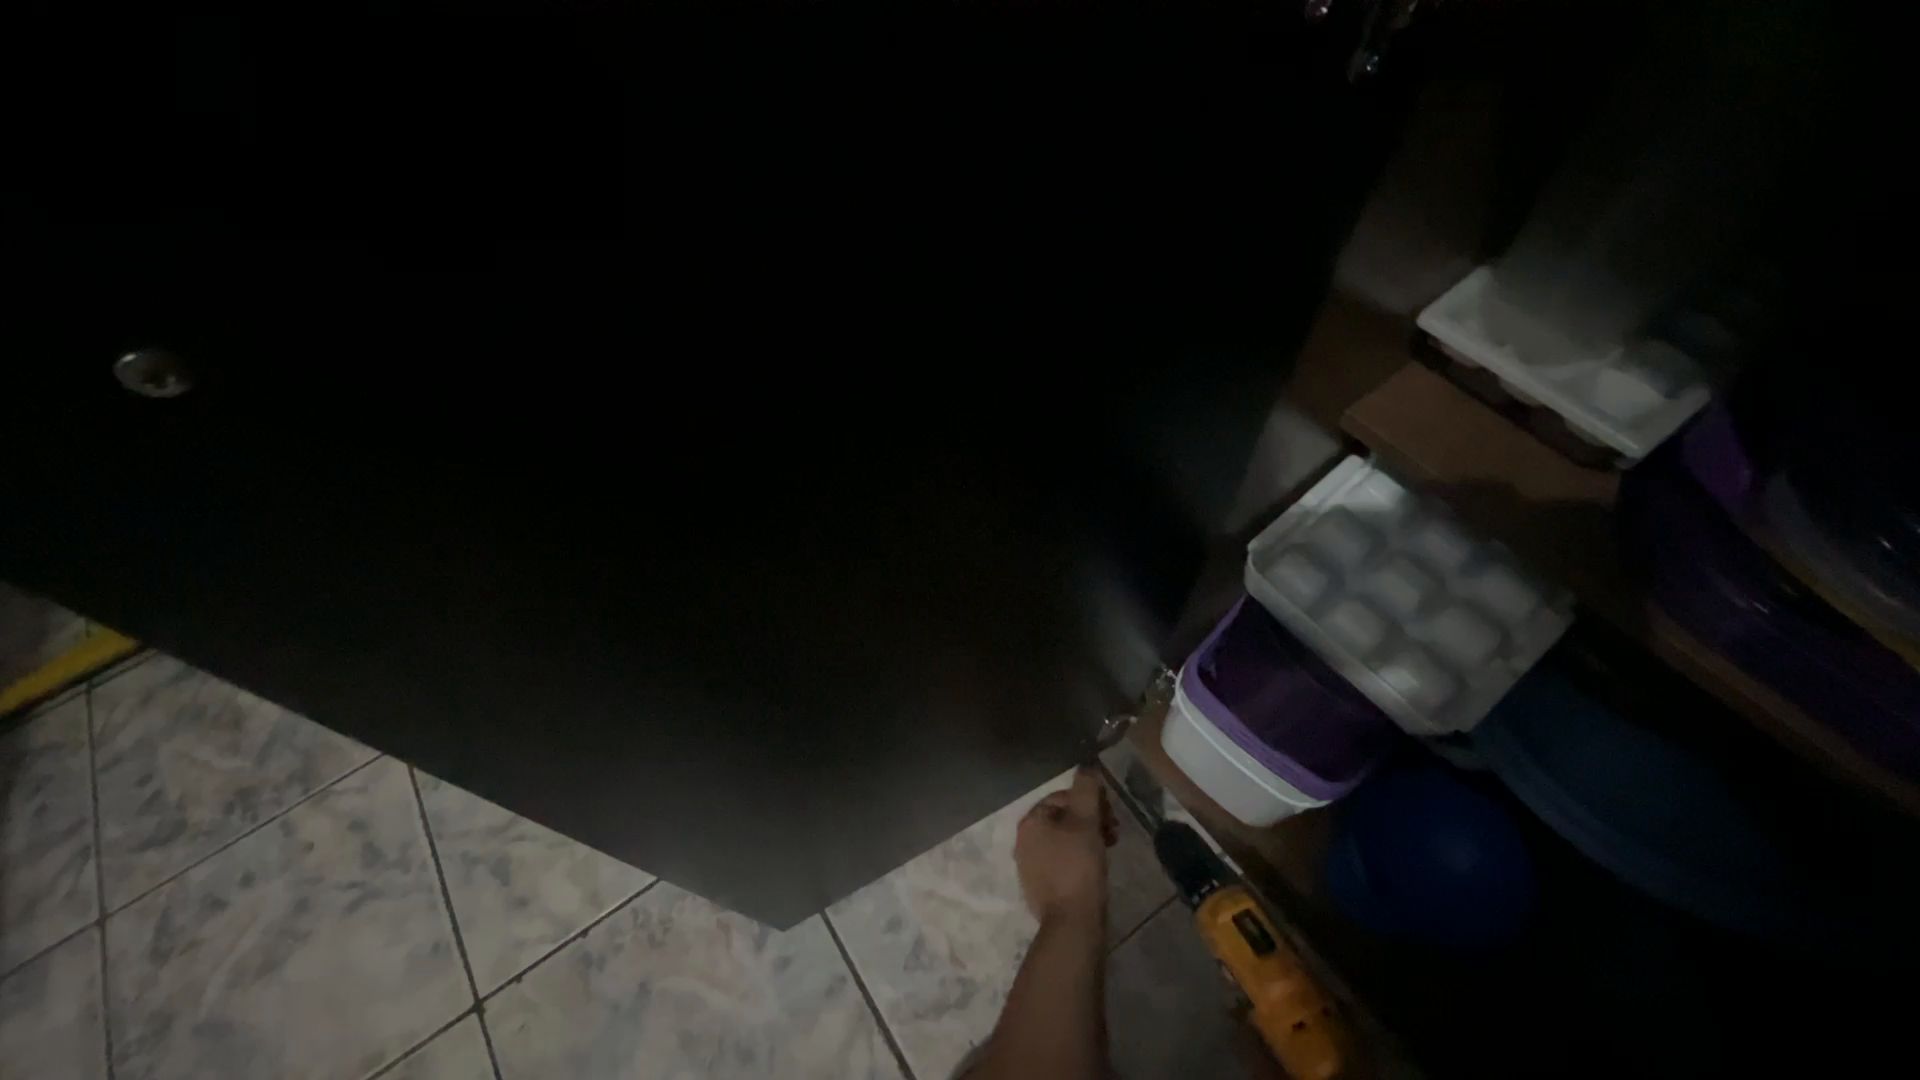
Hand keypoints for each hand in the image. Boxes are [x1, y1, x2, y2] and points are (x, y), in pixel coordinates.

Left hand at [1014, 767, 1119, 924]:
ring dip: (1088, 838)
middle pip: (1062, 818)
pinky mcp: (1040, 887)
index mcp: (1030, 822)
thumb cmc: (1078, 867)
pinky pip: (1062, 861)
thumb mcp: (1086, 821)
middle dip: (1091, 819)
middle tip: (1114, 832)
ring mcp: (1029, 866)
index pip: (1062, 796)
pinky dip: (1079, 858)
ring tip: (1109, 848)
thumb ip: (1086, 790)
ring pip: (1063, 840)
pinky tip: (1095, 868)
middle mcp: (1023, 841)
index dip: (1089, 800)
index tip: (1111, 814)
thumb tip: (1086, 766)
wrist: (1071, 923)